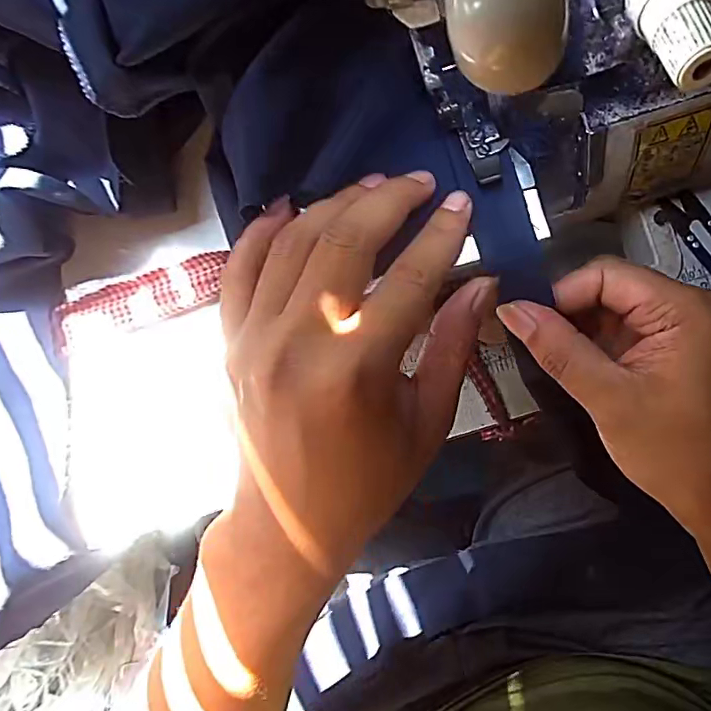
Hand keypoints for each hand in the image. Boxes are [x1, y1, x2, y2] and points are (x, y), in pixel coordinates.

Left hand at [220, 171, 496, 582]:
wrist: (284, 527)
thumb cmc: (367, 483)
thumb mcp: (426, 422)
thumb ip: (452, 346)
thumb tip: (482, 285)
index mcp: (357, 369)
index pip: (410, 279)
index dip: (441, 235)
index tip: (461, 205)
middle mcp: (299, 341)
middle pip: (346, 241)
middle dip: (389, 201)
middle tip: (420, 182)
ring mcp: (254, 336)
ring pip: (295, 242)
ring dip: (337, 203)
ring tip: (373, 186)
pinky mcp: (228, 340)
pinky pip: (240, 268)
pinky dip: (263, 231)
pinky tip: (291, 207)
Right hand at [496, 256, 710, 528]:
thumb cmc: (671, 451)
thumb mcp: (608, 398)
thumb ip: (559, 349)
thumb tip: (511, 309)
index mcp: (685, 308)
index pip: (607, 275)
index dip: (562, 295)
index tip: (528, 324)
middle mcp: (692, 305)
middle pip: (613, 288)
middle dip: (571, 314)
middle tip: (534, 344)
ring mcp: (689, 325)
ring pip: (617, 309)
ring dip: (584, 332)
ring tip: (553, 358)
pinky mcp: (681, 345)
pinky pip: (630, 330)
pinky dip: (602, 345)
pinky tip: (581, 366)